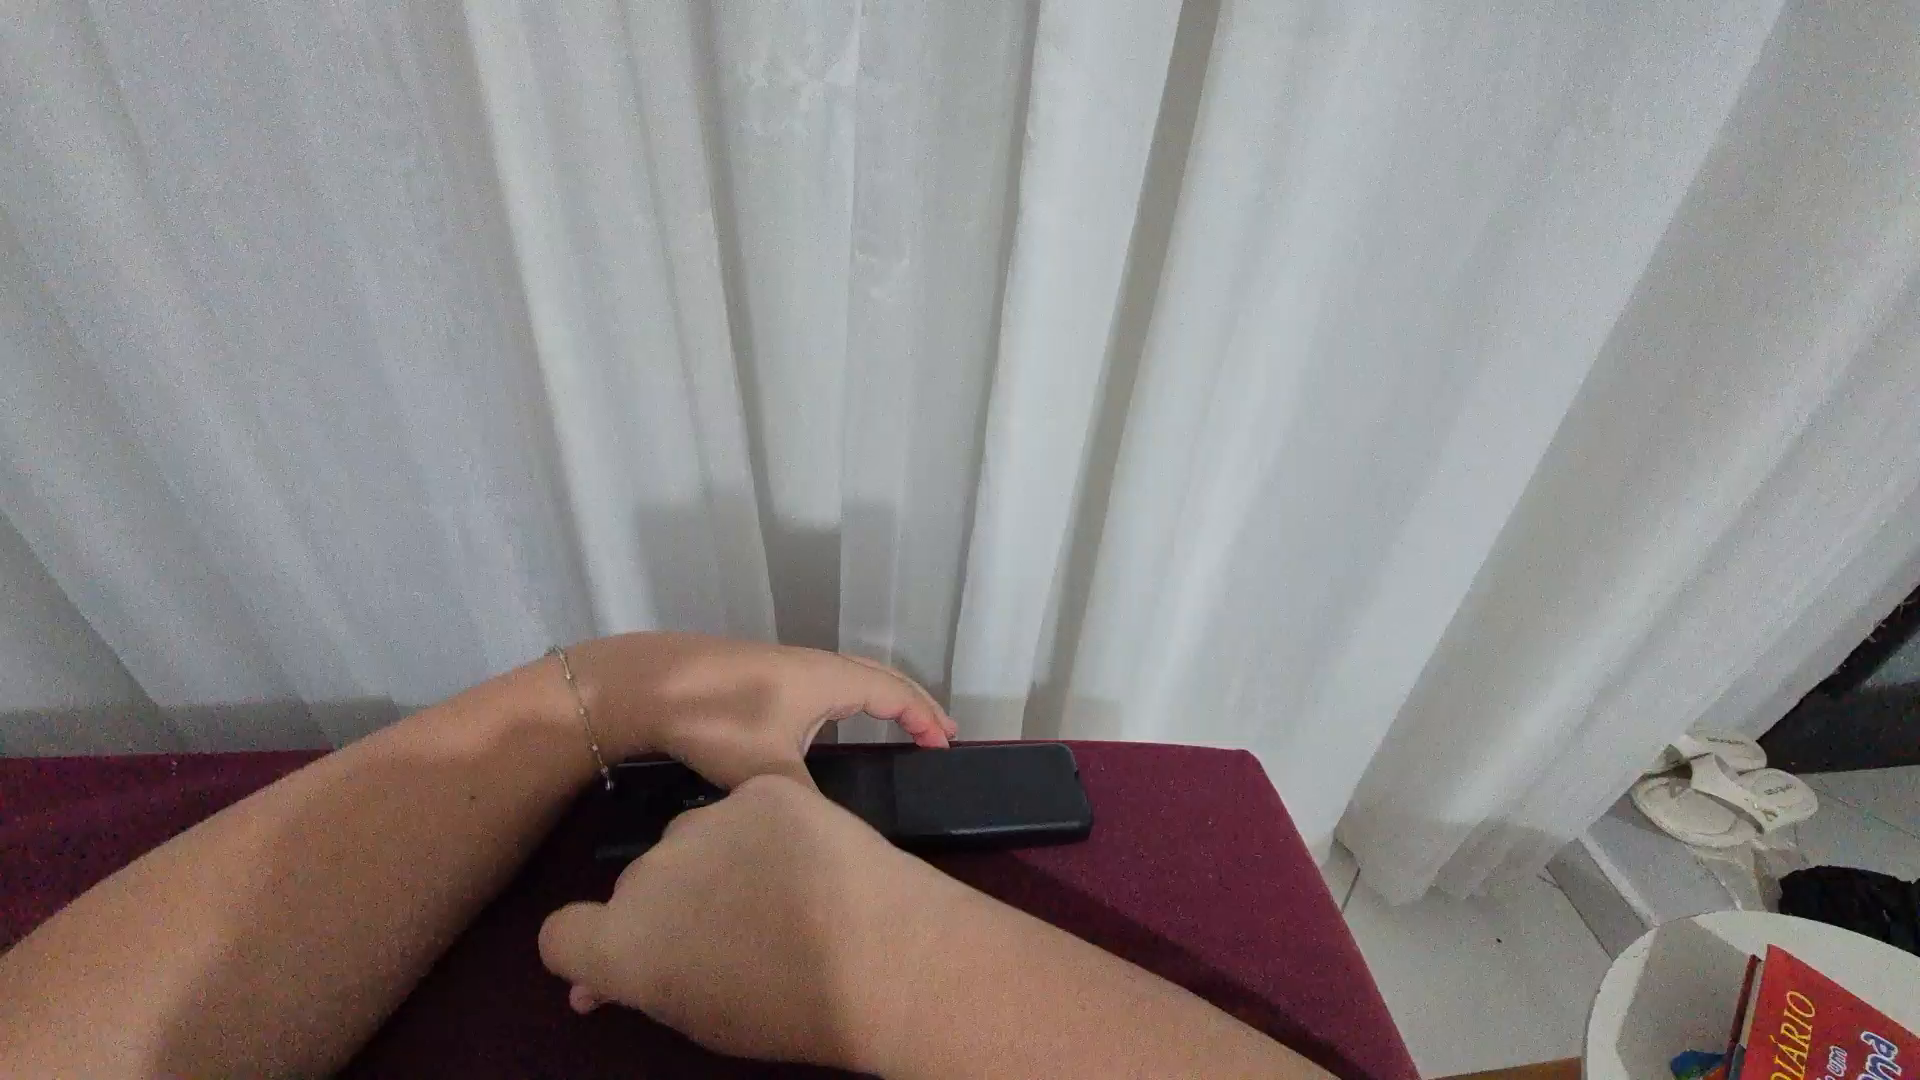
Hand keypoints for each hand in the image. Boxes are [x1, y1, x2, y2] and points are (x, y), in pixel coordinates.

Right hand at [537, 774, 945, 1069]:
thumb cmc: (791, 1007)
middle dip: (673, 898)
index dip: (591, 944)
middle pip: (643, 877)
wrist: (883, 953)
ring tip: (780, 883)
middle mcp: (650, 869)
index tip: (630, 950)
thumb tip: (594, 982)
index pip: (563, 931)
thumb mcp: (700, 1015)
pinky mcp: (766, 786)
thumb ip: (645, 982)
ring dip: (719, 854)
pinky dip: (769, 824)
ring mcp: (710, 817)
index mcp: (622, 939)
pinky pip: (751, 804)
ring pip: (696, 833)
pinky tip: (808, 850)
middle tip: (734, 921)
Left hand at [561, 633, 955, 787]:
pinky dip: (855, 700)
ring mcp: (790, 667)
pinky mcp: (768, 675)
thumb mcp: (765, 771)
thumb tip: (831, 837)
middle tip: (939, 730)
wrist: (649, 683)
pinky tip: (838, 724)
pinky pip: (832, 683)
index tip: (946, 744)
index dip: (924, 717)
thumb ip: (805, 804)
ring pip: (854, 677)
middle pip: (881, 677)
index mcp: (829, 680)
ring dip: (885, 698)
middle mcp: (817, 667)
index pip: (894, 693)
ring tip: (903, 723)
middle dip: (914, 702)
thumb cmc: (716, 719)